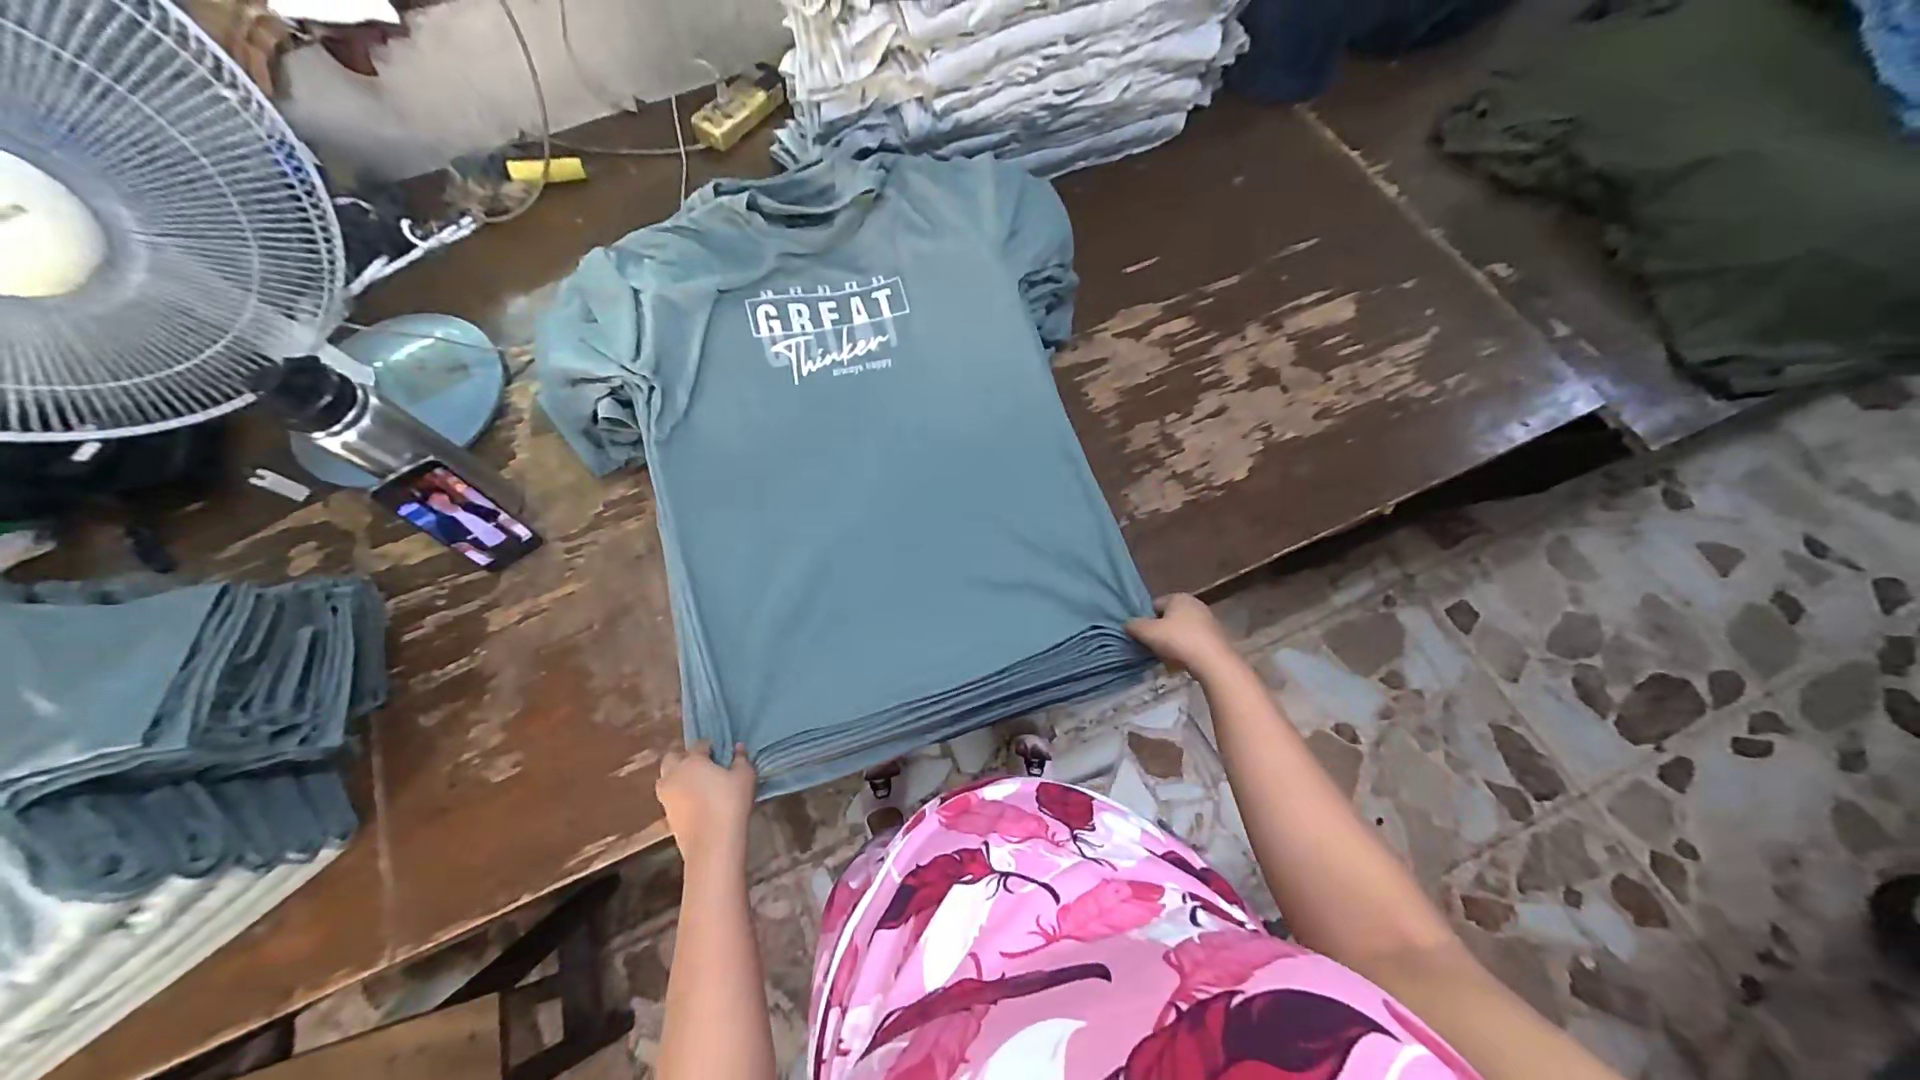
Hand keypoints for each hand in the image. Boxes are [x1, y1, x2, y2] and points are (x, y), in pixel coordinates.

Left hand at [657, 740, 756, 863]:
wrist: (712, 843)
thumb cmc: (730, 802)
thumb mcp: (744, 776)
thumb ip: (741, 759)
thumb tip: (738, 748)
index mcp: (692, 761)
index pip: (699, 746)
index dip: (709, 746)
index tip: (719, 751)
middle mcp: (674, 775)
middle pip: (671, 758)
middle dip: (683, 757)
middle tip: (701, 764)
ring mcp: (666, 797)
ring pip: (665, 779)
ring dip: (676, 777)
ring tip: (694, 783)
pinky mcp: (666, 816)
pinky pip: (669, 798)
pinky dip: (678, 795)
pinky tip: (693, 802)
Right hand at [1126, 594, 1236, 673]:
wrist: (1213, 662)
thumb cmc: (1178, 641)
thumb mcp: (1148, 632)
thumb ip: (1133, 625)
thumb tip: (1128, 624)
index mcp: (1178, 597)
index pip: (1154, 604)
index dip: (1146, 620)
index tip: (1143, 635)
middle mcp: (1195, 604)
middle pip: (1168, 617)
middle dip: (1160, 631)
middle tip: (1153, 646)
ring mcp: (1208, 620)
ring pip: (1181, 630)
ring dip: (1172, 642)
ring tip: (1167, 657)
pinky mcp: (1216, 637)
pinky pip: (1193, 641)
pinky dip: (1186, 649)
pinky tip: (1183, 662)